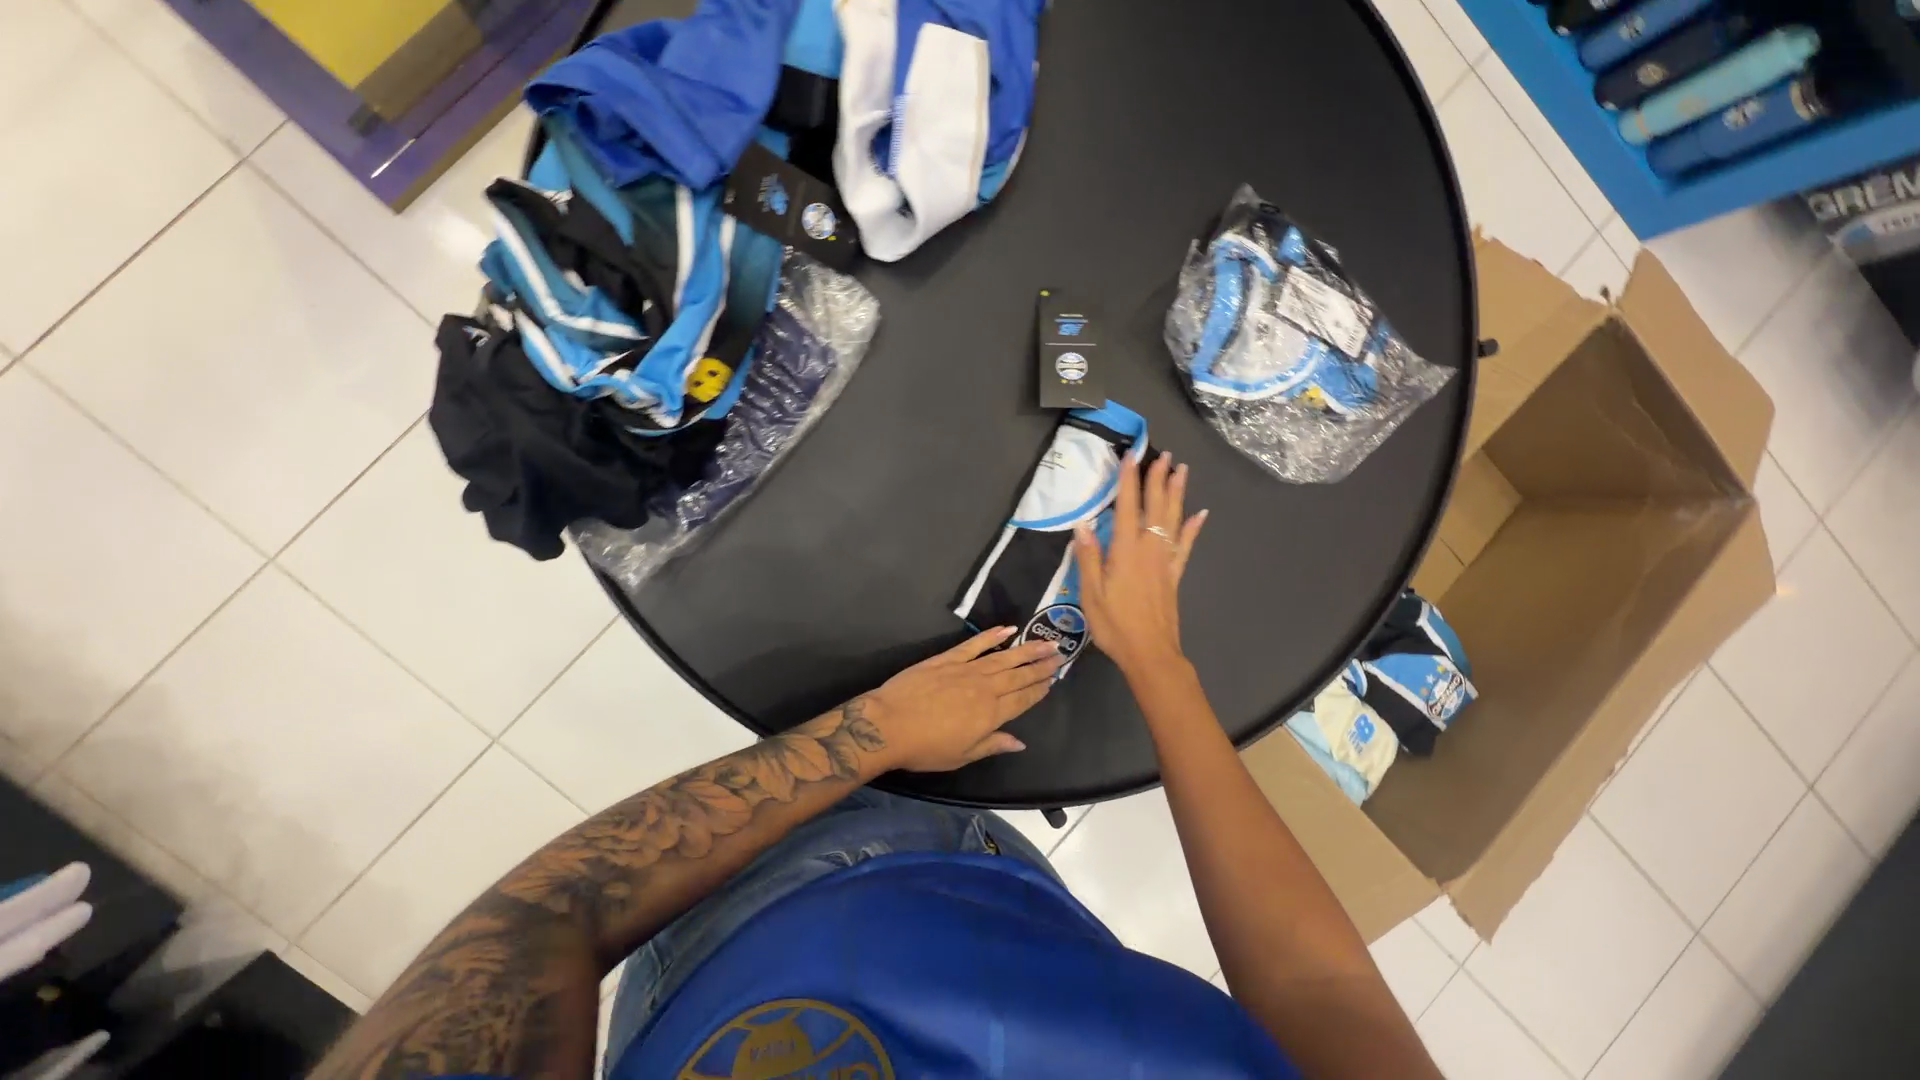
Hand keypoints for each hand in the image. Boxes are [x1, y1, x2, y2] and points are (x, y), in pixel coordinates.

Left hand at [861, 628, 1063, 771]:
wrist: (889, 725)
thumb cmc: (925, 748)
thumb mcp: (962, 756)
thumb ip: (992, 744)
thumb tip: (1019, 742)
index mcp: (991, 715)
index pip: (1023, 699)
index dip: (1039, 690)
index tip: (1053, 679)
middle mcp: (985, 689)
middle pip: (1018, 675)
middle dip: (1040, 665)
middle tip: (1059, 655)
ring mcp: (966, 670)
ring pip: (1003, 657)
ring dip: (1026, 649)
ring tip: (1045, 641)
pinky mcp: (947, 658)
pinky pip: (975, 644)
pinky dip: (992, 636)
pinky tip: (1007, 629)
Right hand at [1072, 451, 1207, 677]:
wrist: (1150, 652)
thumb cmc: (1115, 625)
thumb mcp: (1091, 593)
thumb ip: (1089, 558)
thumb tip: (1083, 525)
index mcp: (1126, 551)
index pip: (1128, 507)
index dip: (1129, 480)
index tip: (1130, 456)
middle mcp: (1149, 549)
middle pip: (1156, 507)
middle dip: (1158, 478)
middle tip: (1164, 454)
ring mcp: (1166, 561)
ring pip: (1173, 519)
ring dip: (1177, 493)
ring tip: (1181, 469)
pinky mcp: (1174, 574)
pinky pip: (1186, 545)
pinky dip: (1193, 527)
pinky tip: (1200, 513)